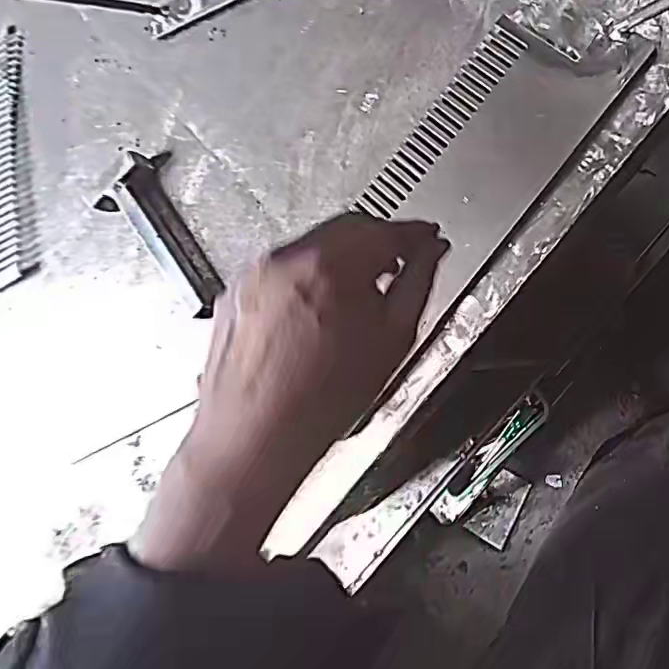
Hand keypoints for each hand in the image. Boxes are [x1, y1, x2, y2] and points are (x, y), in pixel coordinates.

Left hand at [134, 213, 448, 570]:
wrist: (252, 441)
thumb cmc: (316, 404)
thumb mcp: (392, 340)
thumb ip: (418, 283)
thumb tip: (430, 256)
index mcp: (329, 266)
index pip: (385, 229)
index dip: (416, 234)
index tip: (428, 239)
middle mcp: (286, 260)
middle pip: (349, 227)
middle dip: (381, 240)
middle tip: (404, 258)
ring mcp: (256, 273)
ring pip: (316, 244)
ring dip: (346, 257)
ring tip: (364, 293)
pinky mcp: (238, 289)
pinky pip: (287, 266)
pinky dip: (313, 274)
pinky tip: (325, 308)